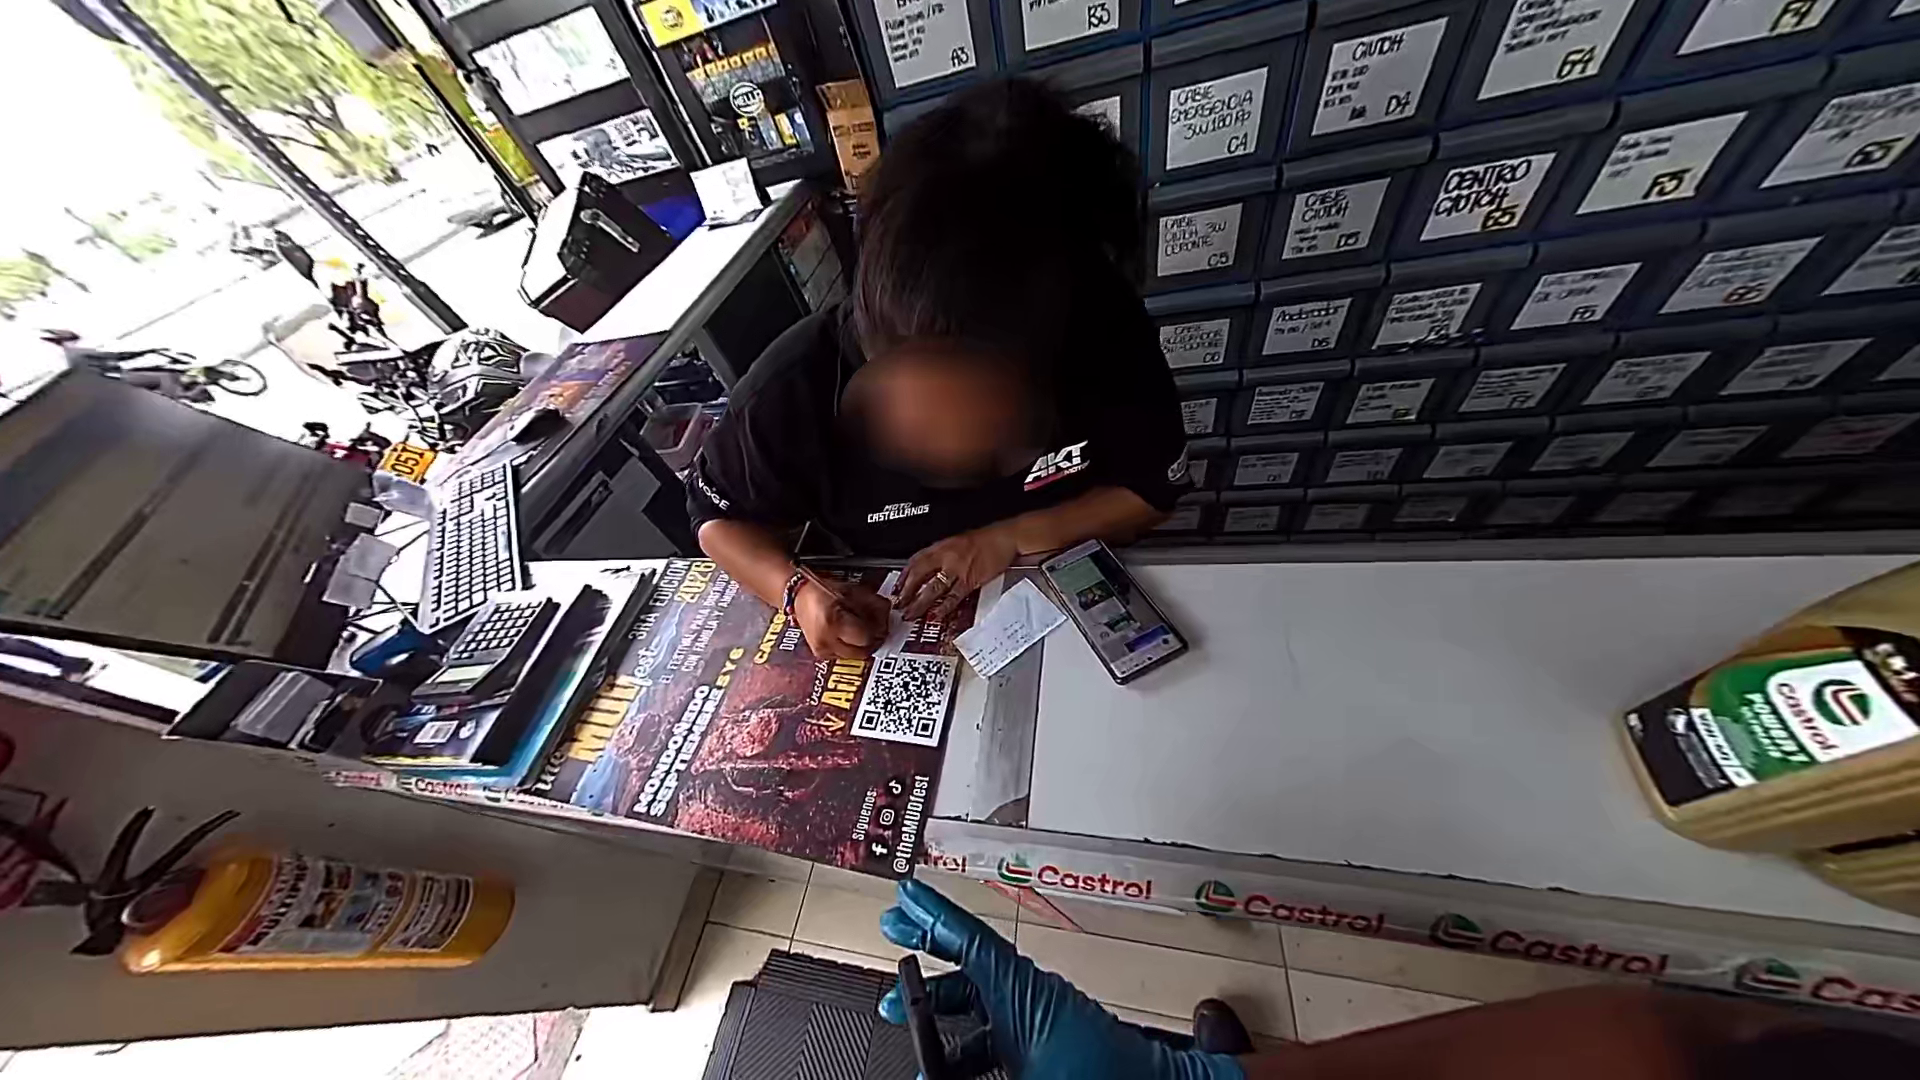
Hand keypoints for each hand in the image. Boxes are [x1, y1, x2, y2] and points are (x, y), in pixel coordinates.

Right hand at [793, 578, 890, 659]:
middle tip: (875, 628)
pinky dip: (851, 647)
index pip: (866, 638)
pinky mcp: (821, 654)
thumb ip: (874, 605)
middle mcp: (825, 640)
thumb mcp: (853, 592)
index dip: (877, 631)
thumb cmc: (824, 590)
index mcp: (833, 622)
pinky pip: (845, 656)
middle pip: (862, 652)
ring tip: (860, 629)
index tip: (882, 624)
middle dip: (872, 640)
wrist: (799, 597)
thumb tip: (887, 619)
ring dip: (862, 645)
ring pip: (855, 656)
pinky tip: (849, 634)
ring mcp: (822, 650)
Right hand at [878, 879, 1244, 1079]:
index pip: (970, 940)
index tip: (908, 891)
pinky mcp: (1044, 1049)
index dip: (935, 912)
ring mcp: (1036, 1024)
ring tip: (904, 1015)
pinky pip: (993, 1034)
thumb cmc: (1104, 1072)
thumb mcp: (1026, 1070)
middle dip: (927, 948)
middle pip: (966, 965)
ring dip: (939, 1006)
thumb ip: (970, 1067)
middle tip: (895, 932)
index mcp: (1024, 992)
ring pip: (977, 1004)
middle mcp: (1028, 998)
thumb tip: (929, 1072)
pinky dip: (962, 1043)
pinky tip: (943, 1064)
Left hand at [897, 525, 1018, 620]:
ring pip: (933, 589)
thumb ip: (943, 554)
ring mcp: (957, 568)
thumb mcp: (958, 541)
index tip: (896, 587)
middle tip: (899, 604)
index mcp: (941, 546)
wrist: (1005, 537)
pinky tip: (936, 615)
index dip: (904, 576)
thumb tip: (929, 569)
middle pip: (919, 575)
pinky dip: (943, 607)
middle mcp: (946, 556)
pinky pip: (953, 596)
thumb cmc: (985, 540)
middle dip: (907, 592)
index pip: (915, 561)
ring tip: (911, 613)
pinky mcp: (970, 580)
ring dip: (920, 603)